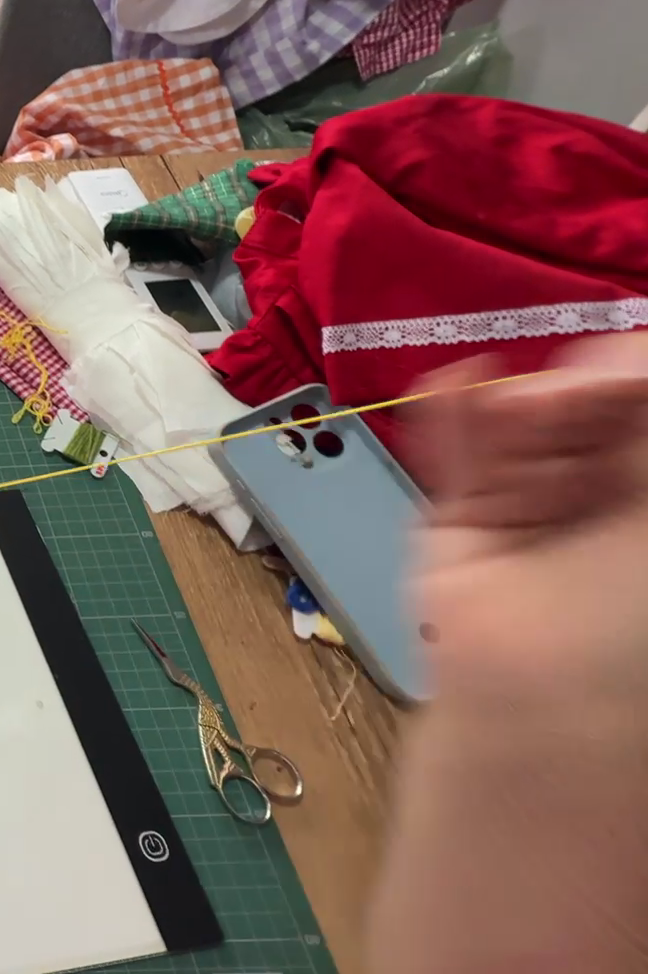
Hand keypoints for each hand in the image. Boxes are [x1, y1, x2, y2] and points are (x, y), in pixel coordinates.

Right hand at [370, 334, 647, 971]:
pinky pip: (463, 459)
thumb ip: (632, 440)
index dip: (640, 376)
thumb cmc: (639, 646)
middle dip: (602, 382)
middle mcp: (632, 500)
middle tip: (584, 388)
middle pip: (614, 404)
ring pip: (538, 422)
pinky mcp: (471, 525)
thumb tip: (618, 358)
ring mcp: (552, 511)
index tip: (625, 364)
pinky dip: (455, 418)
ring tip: (526, 398)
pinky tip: (459, 383)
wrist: (549, 725)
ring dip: (529, 398)